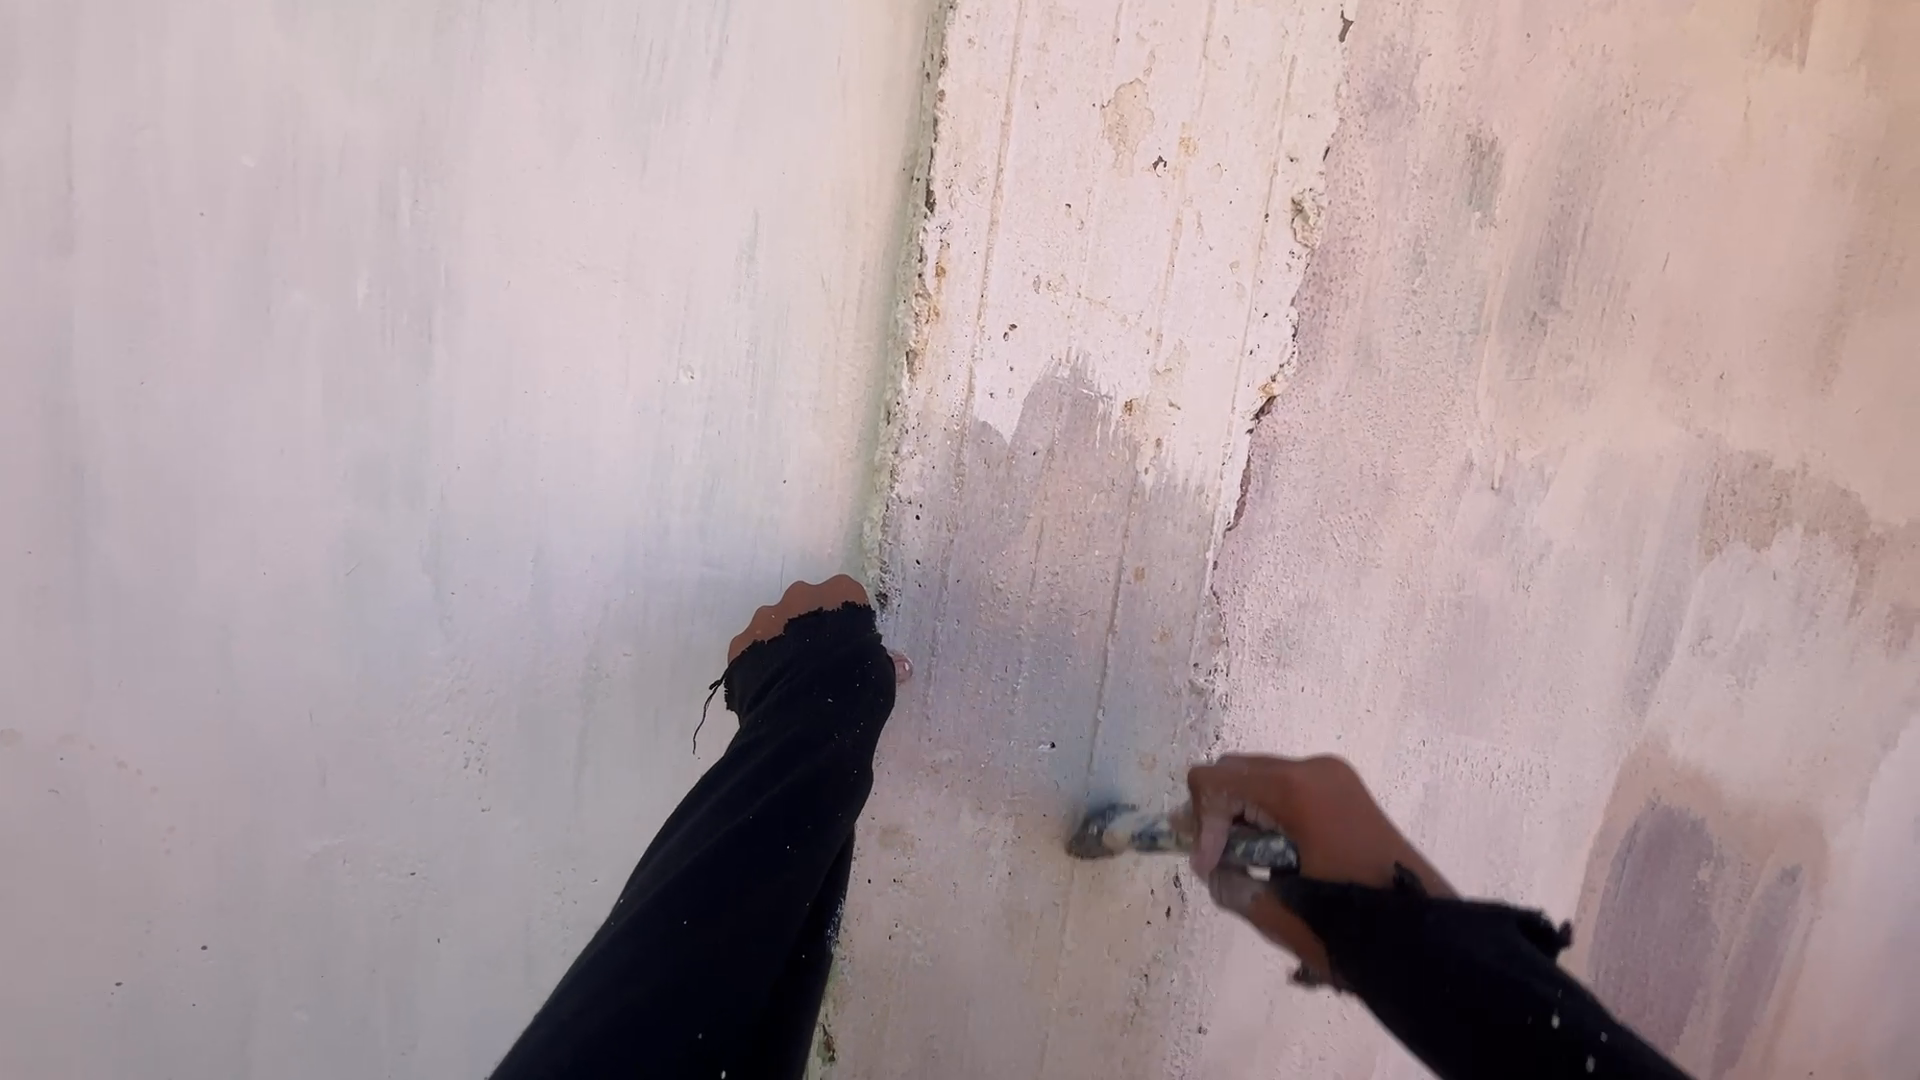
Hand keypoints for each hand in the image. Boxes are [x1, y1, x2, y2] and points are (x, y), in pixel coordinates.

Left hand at [726, 575, 911, 683]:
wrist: (805, 721)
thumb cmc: (856, 688)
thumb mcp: (881, 674)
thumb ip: (883, 661)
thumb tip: (899, 664)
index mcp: (840, 593)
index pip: (846, 596)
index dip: (847, 621)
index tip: (849, 644)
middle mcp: (800, 595)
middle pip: (806, 604)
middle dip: (810, 627)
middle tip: (818, 662)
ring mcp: (766, 618)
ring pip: (776, 624)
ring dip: (782, 644)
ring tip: (791, 680)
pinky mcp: (740, 644)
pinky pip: (752, 650)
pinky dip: (759, 665)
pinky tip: (771, 690)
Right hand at [1186, 754, 1453, 982]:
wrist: (1434, 943)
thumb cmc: (1351, 928)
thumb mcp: (1276, 912)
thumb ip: (1227, 882)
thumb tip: (1207, 863)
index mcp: (1294, 789)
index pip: (1213, 782)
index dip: (1200, 823)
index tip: (1208, 867)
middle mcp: (1311, 768)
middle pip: (1233, 771)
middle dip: (1216, 813)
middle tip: (1215, 859)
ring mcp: (1331, 775)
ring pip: (1257, 775)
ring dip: (1240, 812)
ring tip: (1244, 859)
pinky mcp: (1344, 789)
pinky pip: (1285, 786)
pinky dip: (1266, 811)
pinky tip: (1274, 851)